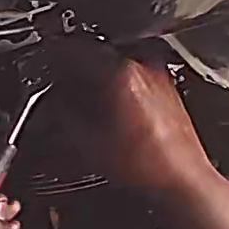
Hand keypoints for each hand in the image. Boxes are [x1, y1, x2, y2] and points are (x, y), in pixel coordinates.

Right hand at [50, 38, 228, 228]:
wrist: (182, 179)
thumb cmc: (146, 166)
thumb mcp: (89, 142)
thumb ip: (65, 113)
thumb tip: (55, 101)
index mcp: (119, 74)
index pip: (76, 49)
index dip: (54, 54)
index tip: (45, 59)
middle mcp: (141, 66)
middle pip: (96, 51)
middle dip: (73, 64)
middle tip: (57, 78)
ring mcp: (155, 73)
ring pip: (114, 60)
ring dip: (94, 72)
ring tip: (80, 93)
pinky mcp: (164, 84)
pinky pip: (129, 71)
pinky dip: (113, 79)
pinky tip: (105, 101)